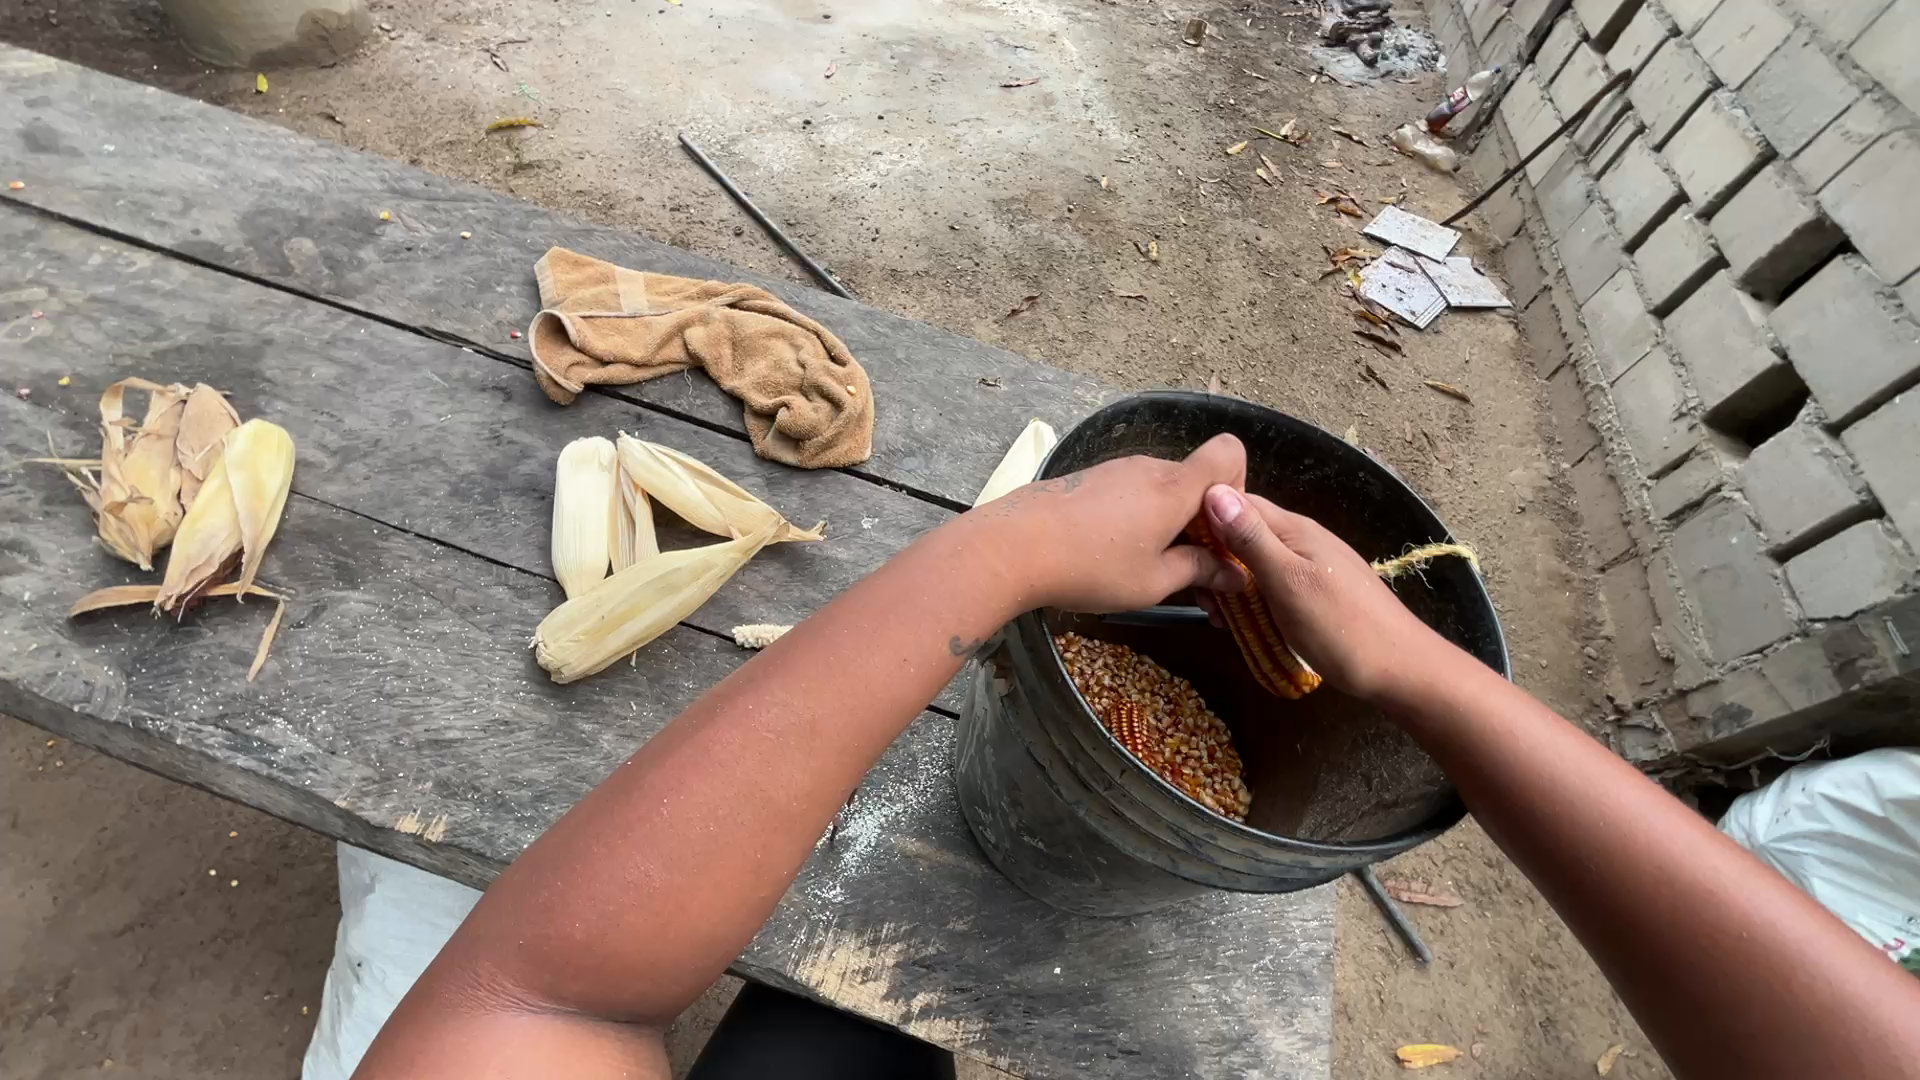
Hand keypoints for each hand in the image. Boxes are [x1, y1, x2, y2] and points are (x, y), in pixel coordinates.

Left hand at [968, 433, 1250, 613]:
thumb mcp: (1153, 582)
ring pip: (1157, 488)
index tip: (1220, 531)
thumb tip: (1235, 574)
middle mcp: (1148, 468)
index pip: (1228, 453)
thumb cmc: (1091, 567)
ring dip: (1163, 520)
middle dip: (1199, 518)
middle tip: (1187, 566)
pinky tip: (1106, 550)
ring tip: (1142, 565)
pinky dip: (1132, 516)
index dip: (1237, 485)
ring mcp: (1113, 470)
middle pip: (1192, 479)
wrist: (1011, 546)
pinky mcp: (1085, 479)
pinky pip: (1126, 492)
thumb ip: (1199, 572)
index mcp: (1175, 487)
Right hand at [1197, 485, 1447, 703]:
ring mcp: (1307, 565)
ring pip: (1251, 561)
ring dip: (1226, 582)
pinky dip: (1247, 598)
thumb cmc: (1341, 627)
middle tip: (1200, 595)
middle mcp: (1298, 539)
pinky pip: (1266, 583)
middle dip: (1211, 557)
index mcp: (1293, 529)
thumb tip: (1213, 490)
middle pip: (1240, 532)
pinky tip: (1240, 622)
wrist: (1400, 672)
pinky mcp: (1310, 590)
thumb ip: (1250, 538)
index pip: (1235, 501)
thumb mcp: (1287, 581)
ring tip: (1216, 615)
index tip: (1178, 550)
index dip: (1202, 518)